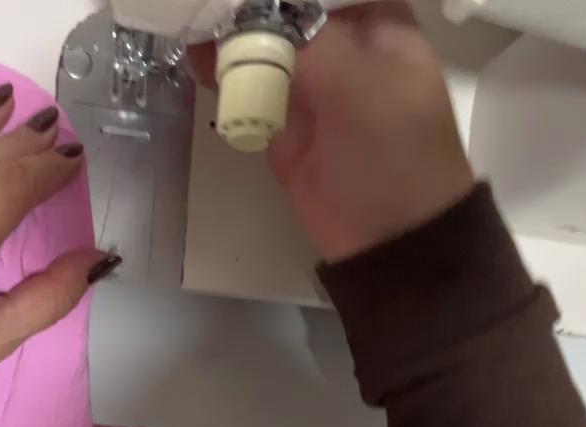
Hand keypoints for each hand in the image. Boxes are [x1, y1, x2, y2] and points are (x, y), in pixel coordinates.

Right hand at [191, 3, 475, 261]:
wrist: (389, 242)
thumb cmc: (394, 156)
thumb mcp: (358, 86)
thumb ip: (308, 43)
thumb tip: (253, 14)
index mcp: (376, 25)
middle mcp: (344, 51)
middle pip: (290, 15)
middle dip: (250, 10)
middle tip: (203, 3)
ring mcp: (314, 94)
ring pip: (266, 53)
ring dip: (232, 41)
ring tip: (192, 26)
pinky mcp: (288, 134)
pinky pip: (253, 97)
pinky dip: (228, 83)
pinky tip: (199, 65)